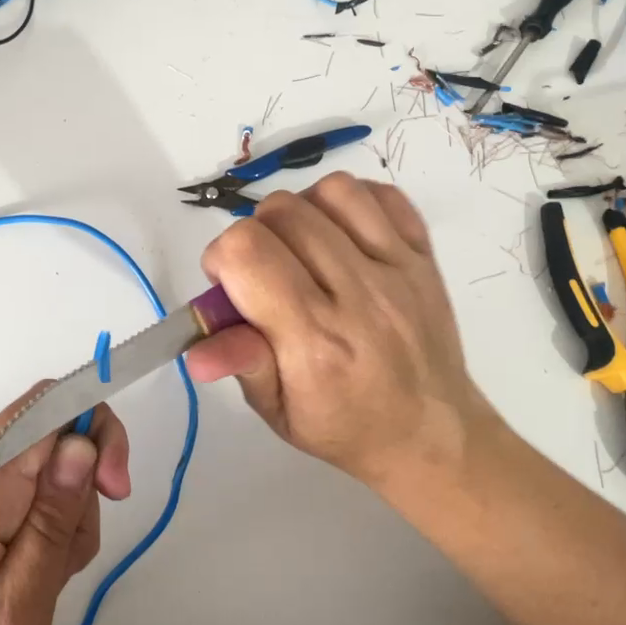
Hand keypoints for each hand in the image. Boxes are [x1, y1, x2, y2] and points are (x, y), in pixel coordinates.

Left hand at [0, 388, 130, 624]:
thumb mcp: (15, 623)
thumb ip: (51, 530)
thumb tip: (80, 445)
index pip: (49, 413)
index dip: (96, 437)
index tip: (116, 492)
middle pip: (44, 432)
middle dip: (74, 490)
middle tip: (63, 566)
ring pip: (30, 452)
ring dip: (51, 508)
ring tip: (34, 579)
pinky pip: (5, 469)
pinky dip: (24, 509)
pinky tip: (13, 563)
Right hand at [187, 172, 500, 489]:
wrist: (430, 433)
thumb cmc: (342, 424)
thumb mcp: (277, 410)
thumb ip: (240, 365)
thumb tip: (196, 350)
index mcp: (314, 339)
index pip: (247, 251)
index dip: (222, 258)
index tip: (228, 286)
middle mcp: (359, 296)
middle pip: (282, 212)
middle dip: (254, 234)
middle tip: (262, 273)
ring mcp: (398, 270)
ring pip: (331, 191)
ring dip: (301, 212)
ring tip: (300, 249)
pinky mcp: (423, 256)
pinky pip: (381, 194)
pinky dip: (350, 203)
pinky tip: (338, 236)